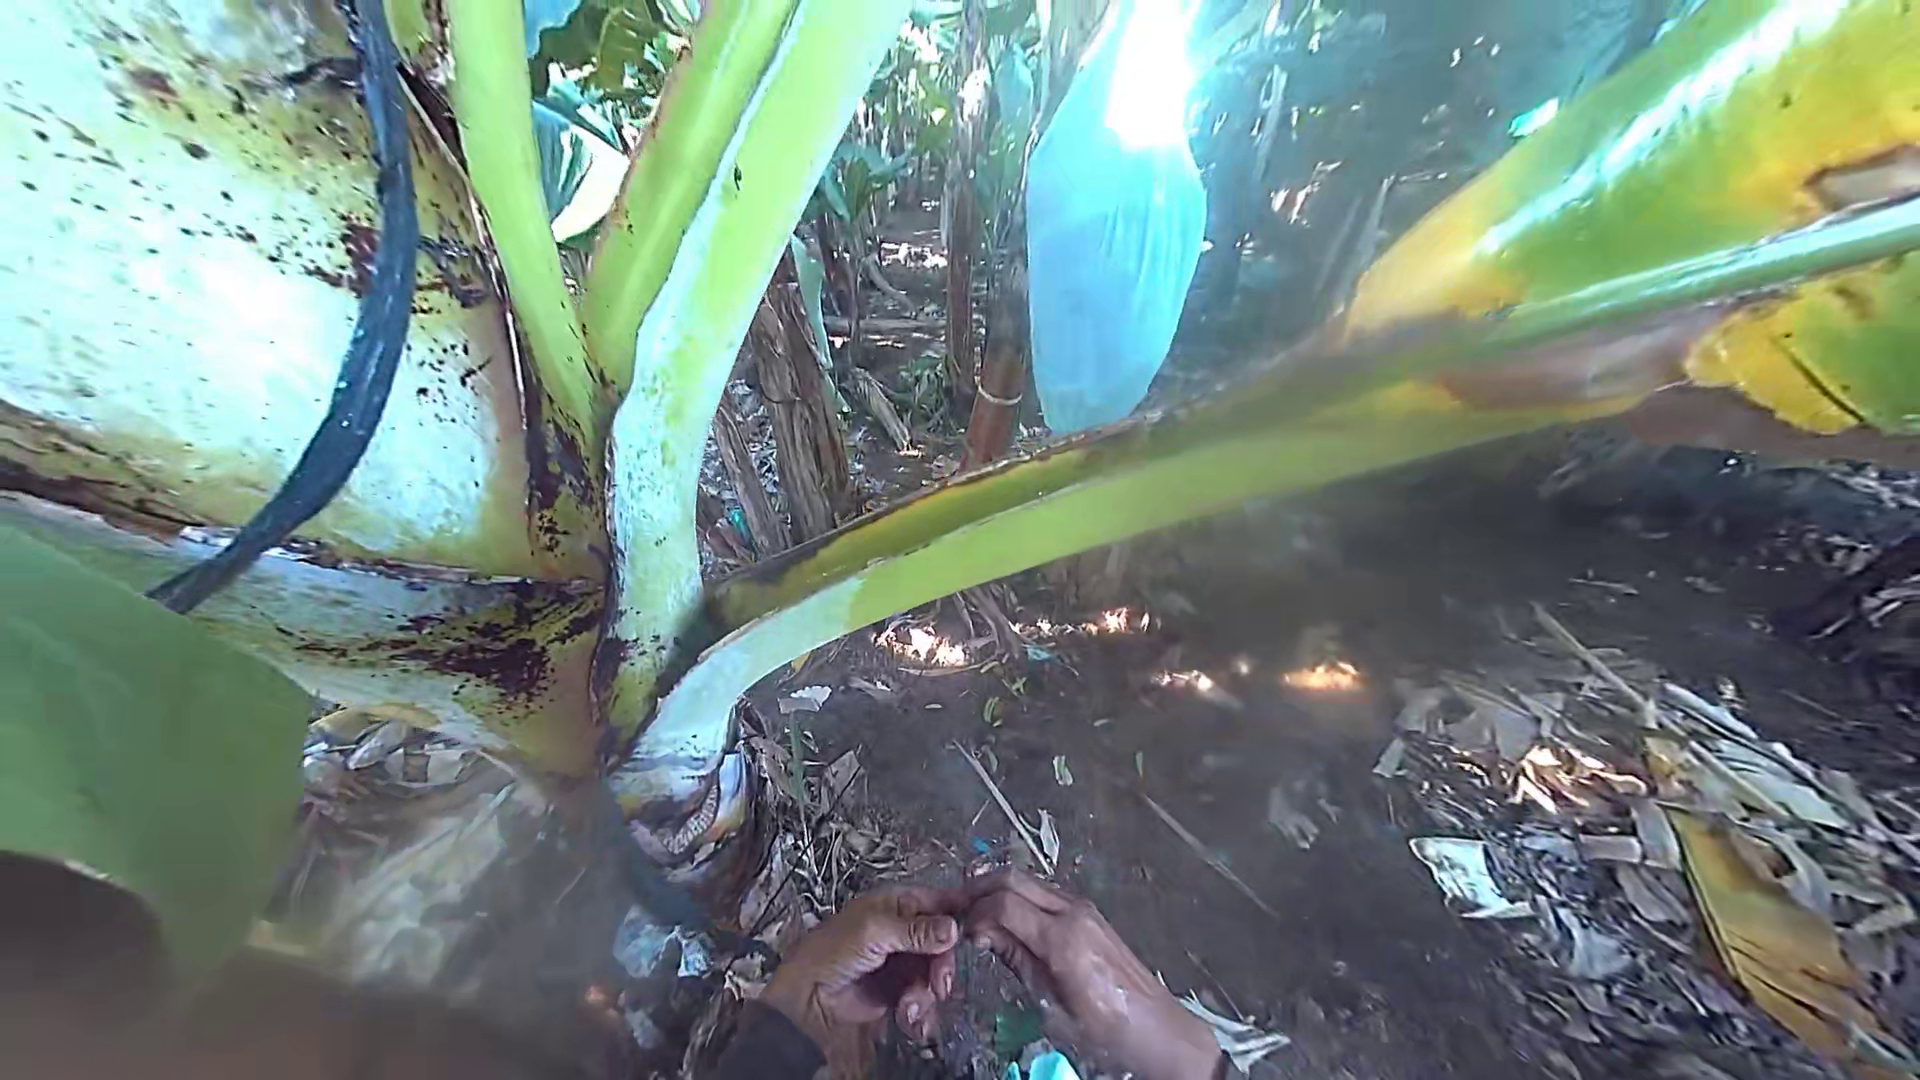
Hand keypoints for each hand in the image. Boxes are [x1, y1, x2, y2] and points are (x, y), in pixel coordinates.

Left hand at [761, 886, 964, 1047]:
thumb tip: (953, 928)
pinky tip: (909, 1019)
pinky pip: (923, 997)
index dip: (959, 912)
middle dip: (943, 964)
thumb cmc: (838, 948)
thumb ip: (916, 930)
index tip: (978, 930)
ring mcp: (903, 961)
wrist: (808, 999)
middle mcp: (906, 928)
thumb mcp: (876, 931)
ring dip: (928, 992)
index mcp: (900, 902)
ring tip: (910, 1008)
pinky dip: (920, 1010)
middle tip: (940, 985)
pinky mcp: (899, 991)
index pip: (939, 900)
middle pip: (943, 942)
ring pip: (935, 972)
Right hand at [965, 870, 1220, 1079]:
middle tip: (958, 906)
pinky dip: (1018, 895)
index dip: (975, 911)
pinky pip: (1043, 891)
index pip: (1005, 904)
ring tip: (976, 910)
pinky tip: (1007, 914)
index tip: (960, 929)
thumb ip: (1017, 960)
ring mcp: (1080, 904)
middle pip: (1013, 878)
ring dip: (998, 887)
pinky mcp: (1085, 909)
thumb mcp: (1053, 1005)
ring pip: (1028, 879)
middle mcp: (1070, 910)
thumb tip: (981, 933)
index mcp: (1061, 938)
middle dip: (980, 887)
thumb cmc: (1104, 1029)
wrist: (1157, 1028)